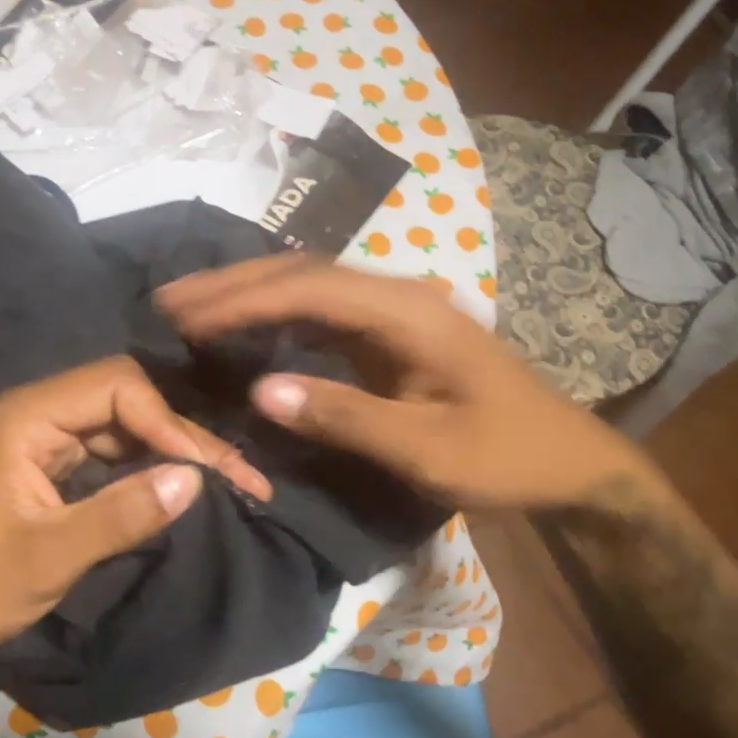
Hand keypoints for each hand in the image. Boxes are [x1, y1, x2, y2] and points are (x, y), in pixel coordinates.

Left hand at [0, 356, 272, 660]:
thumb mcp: (50, 556)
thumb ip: (120, 514)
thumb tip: (195, 478)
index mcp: (27, 418)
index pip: (118, 387)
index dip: (168, 423)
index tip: (207, 473)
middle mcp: (38, 415)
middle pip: (126, 401)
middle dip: (182, 436)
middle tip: (242, 478)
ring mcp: (44, 441)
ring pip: (123, 427)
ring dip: (172, 453)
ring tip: (228, 484)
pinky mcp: (50, 469)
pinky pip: (110, 453)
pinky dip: (147, 470)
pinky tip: (183, 488)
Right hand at [159, 255, 656, 510]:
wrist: (568, 465)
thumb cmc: (506, 457)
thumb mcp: (427, 447)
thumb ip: (344, 416)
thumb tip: (260, 390)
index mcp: (410, 312)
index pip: (309, 289)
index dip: (242, 298)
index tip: (186, 316)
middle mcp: (400, 296)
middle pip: (303, 272)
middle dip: (233, 283)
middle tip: (169, 299)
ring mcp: (397, 313)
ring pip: (309, 285)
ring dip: (250, 292)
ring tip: (191, 307)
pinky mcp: (392, 335)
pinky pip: (321, 312)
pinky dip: (275, 314)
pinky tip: (244, 326)